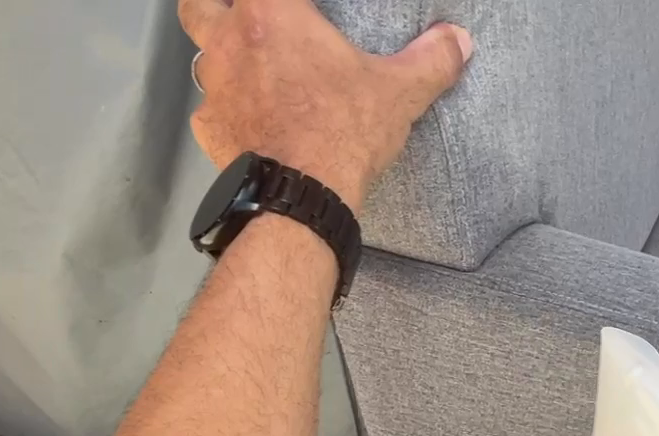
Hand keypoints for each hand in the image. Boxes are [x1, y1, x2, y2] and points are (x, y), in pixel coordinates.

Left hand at [181, 0, 472, 211]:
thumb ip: (429, 62)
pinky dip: (228, 117)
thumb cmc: (343, 132)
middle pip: (199, 2)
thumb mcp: (398, 94)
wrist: (304, 194)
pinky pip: (210, 113)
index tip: (289, 11)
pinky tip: (253, 130)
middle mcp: (231, 40)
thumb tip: (459, 41)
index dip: (275, 1)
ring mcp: (216, 86)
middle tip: (246, 27)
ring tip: (252, 80)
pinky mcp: (212, 130)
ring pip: (199, 56)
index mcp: (272, 12)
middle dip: (218, 9)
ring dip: (221, 61)